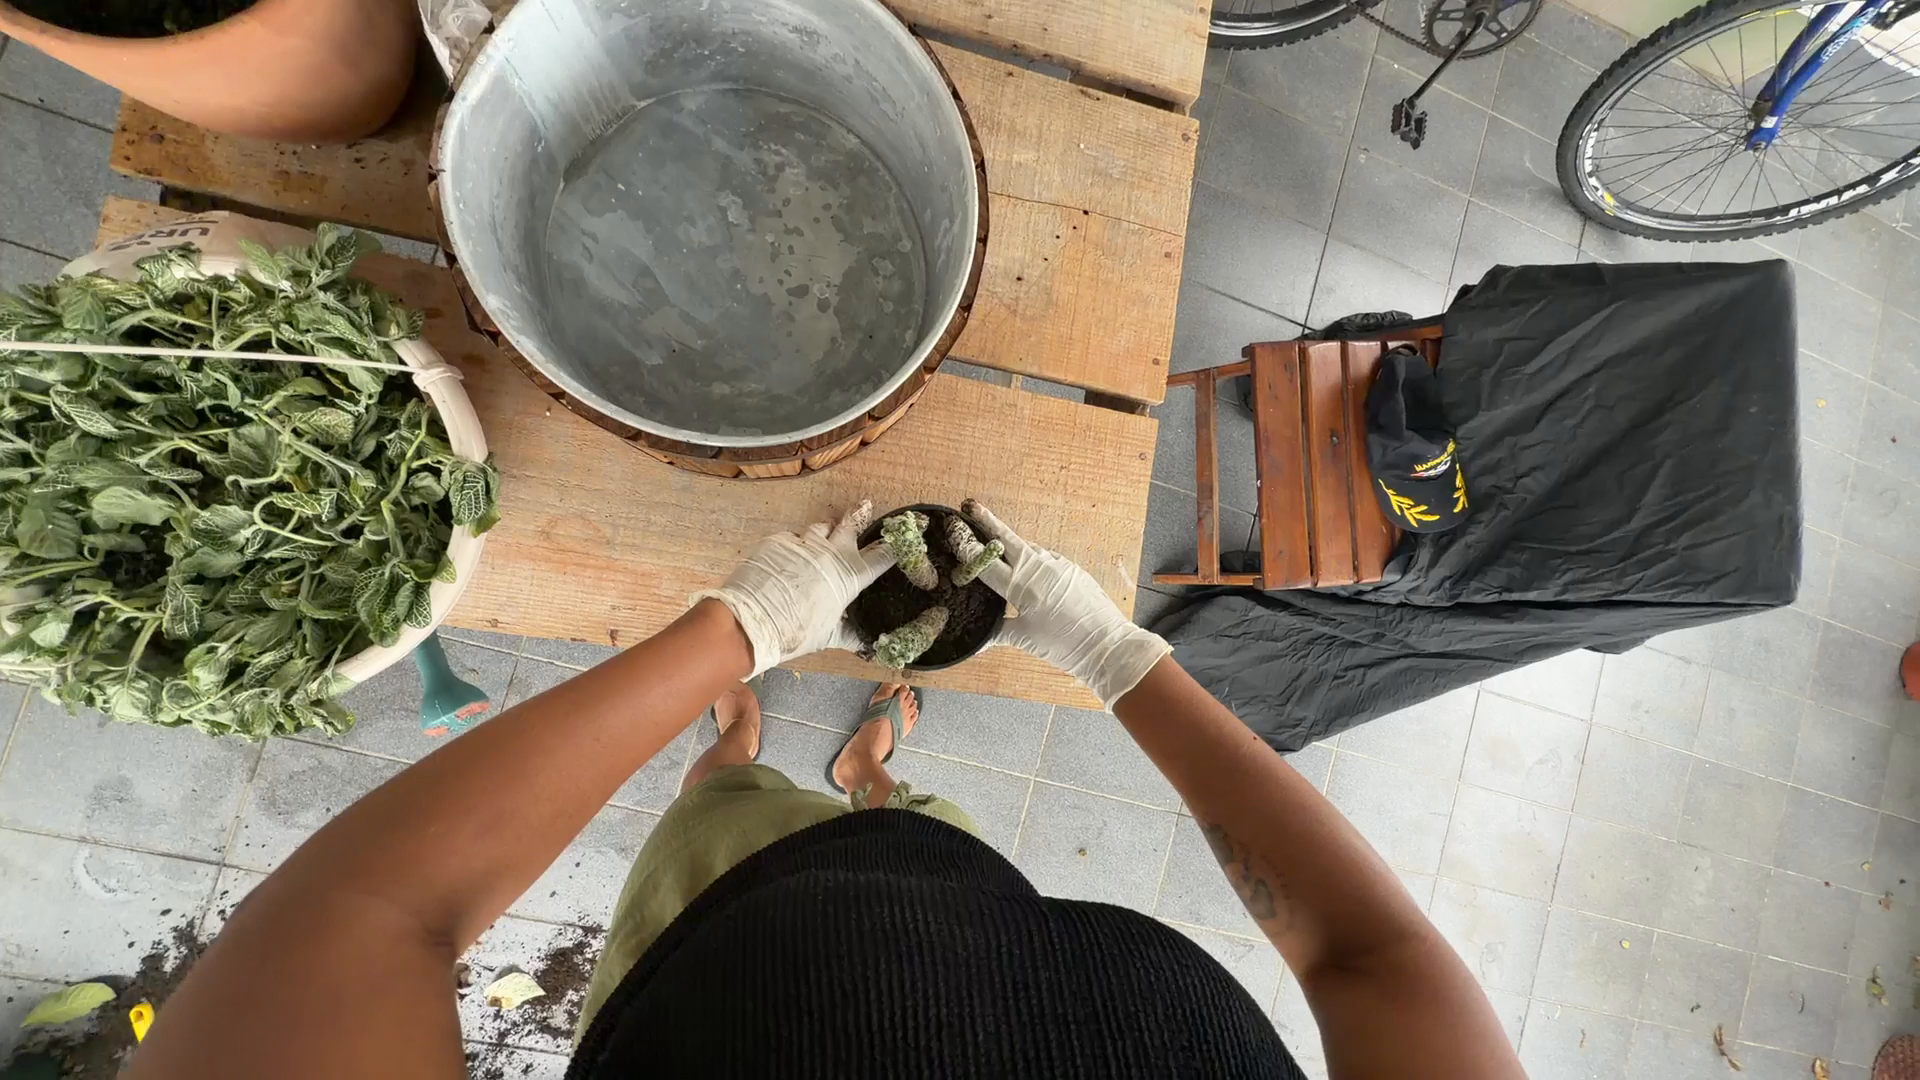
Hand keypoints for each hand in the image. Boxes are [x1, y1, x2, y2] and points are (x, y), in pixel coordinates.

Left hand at [693, 501, 895, 677]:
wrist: (752, 621)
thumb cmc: (795, 631)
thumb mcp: (828, 636)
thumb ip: (851, 635)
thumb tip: (868, 645)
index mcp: (850, 576)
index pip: (881, 555)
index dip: (893, 545)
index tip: (900, 536)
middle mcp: (831, 553)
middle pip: (852, 524)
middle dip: (860, 514)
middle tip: (866, 505)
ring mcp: (804, 543)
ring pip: (820, 527)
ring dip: (824, 531)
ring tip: (823, 536)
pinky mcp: (779, 541)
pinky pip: (792, 539)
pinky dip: (794, 546)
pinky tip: (789, 558)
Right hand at [963, 499, 1170, 708]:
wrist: (1108, 644)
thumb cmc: (1065, 644)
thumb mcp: (1025, 639)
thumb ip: (997, 633)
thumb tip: (976, 640)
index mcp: (1022, 586)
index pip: (986, 562)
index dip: (968, 548)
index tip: (955, 533)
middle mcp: (1039, 568)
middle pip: (1006, 539)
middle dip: (987, 522)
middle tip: (970, 507)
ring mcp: (1058, 565)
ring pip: (1028, 548)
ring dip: (1011, 546)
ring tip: (995, 546)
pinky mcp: (1072, 568)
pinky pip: (1047, 558)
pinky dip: (1033, 560)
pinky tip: (1029, 570)